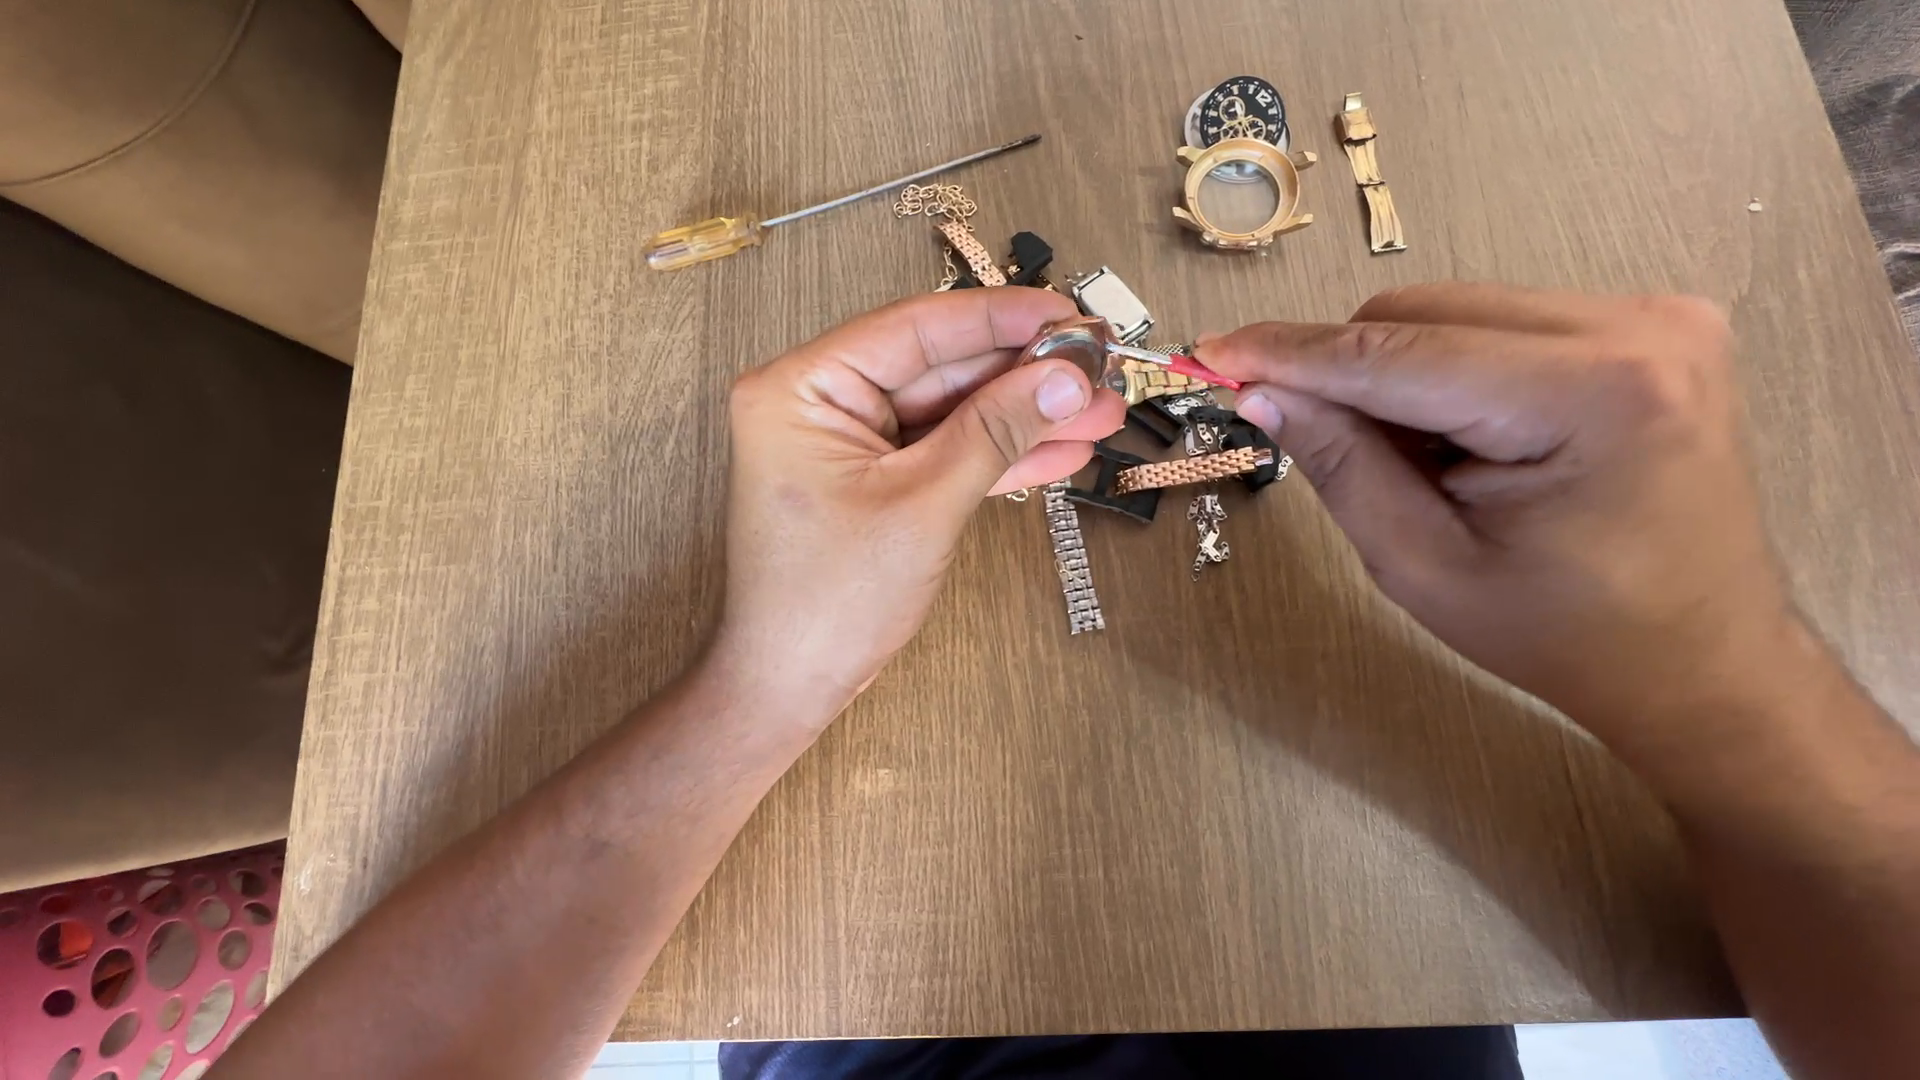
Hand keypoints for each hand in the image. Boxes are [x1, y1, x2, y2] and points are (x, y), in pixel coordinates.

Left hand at [712, 288, 1125, 715]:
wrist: (794, 685)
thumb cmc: (832, 600)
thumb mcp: (924, 504)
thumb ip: (996, 431)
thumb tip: (1067, 379)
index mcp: (804, 387)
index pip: (916, 329)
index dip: (1000, 318)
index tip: (1070, 314)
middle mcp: (822, 402)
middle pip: (942, 369)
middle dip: (1025, 375)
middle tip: (1102, 368)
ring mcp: (852, 444)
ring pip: (953, 414)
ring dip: (1025, 418)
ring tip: (1101, 413)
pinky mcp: (877, 480)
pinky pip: (945, 453)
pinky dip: (1000, 456)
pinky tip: (1061, 450)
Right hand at [1197, 283, 1802, 748]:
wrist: (1698, 658)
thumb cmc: (1558, 633)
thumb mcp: (1419, 563)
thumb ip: (1338, 463)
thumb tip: (1260, 393)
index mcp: (1592, 395)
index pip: (1394, 352)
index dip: (1289, 353)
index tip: (1211, 352)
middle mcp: (1635, 326)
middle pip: (1419, 313)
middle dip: (1341, 370)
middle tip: (1308, 438)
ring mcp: (1650, 316)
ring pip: (1448, 313)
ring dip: (1389, 376)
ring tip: (1406, 461)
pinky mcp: (1642, 327)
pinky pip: (1488, 326)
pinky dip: (1437, 375)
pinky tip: (1450, 440)